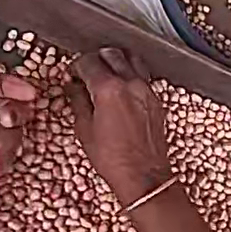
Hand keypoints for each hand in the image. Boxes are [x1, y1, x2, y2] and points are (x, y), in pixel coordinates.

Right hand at [67, 47, 170, 203]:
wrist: (144, 177)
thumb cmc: (113, 159)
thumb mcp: (84, 130)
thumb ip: (78, 101)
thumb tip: (73, 87)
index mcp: (109, 89)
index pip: (89, 61)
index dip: (77, 65)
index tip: (73, 73)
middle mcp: (131, 84)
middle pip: (112, 54)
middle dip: (97, 58)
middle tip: (88, 71)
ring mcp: (147, 91)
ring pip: (132, 60)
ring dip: (117, 61)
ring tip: (107, 74)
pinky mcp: (157, 100)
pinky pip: (144, 76)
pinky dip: (132, 74)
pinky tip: (123, 88)